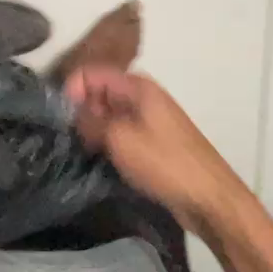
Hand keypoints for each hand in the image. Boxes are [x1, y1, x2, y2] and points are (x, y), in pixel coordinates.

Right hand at [65, 68, 248, 230]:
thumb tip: (72, 114)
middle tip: (71, 137)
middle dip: (82, 110)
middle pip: (100, 91)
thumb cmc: (165, 162)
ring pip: (110, 114)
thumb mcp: (119, 139)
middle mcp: (142, 95)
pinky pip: (122, 133)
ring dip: (95, 129)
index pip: (91, 72)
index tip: (61, 117)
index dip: (72, 90)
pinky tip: (102, 160)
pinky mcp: (154, 142)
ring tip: (84, 150)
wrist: (211, 199)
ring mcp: (150, 119)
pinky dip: (109, 142)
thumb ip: (90, 121)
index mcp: (136, 85)